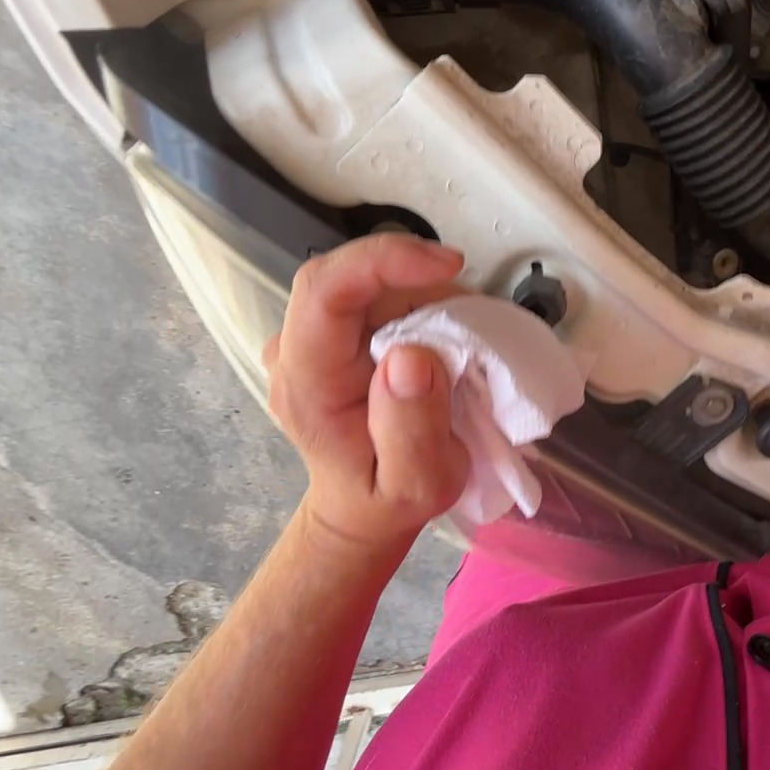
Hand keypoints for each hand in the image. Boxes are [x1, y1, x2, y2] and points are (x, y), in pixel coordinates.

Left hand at [262, 233, 471, 561]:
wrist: (361, 507)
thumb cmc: (389, 499)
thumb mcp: (416, 484)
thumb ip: (412, 429)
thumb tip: (411, 355)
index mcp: (308, 383)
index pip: (325, 292)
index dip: (384, 262)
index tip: (448, 265)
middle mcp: (296, 350)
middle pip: (349, 277)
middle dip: (417, 279)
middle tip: (474, 315)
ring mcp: (311, 340)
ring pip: (369, 283)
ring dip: (426, 295)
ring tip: (466, 340)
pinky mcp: (334, 335)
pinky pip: (377, 295)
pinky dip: (421, 302)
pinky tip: (447, 337)